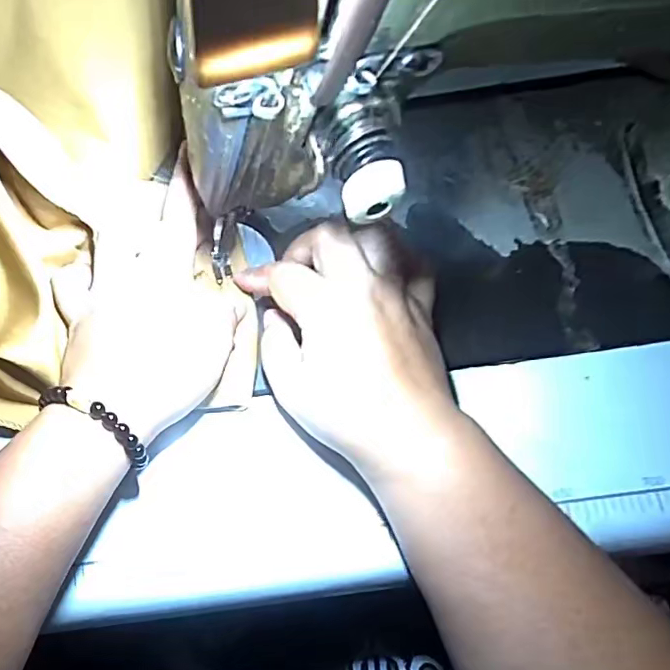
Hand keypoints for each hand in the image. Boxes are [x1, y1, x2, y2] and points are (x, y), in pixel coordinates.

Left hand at [57, 152, 246, 444]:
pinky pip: (67, 289)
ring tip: (118, 245)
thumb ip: (225, 315)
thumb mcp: (214, 345)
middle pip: (127, 224)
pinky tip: (81, 284)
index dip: (187, 185)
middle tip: (152, 212)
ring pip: (96, 249)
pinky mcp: (74, 322)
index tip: (188, 153)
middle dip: (140, 210)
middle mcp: (126, 275)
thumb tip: (231, 300)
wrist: (112, 411)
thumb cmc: (168, 375)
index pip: (179, 220)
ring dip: (108, 241)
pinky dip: (74, 281)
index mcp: (165, 275)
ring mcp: (95, 297)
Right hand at [232, 221, 458, 477]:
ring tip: (333, 269)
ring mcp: (398, 291)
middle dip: (300, 248)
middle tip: (290, 277)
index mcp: (327, 303)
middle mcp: (364, 284)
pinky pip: (411, 264)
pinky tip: (379, 276)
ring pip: (374, 236)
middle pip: (329, 236)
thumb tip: (275, 317)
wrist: (408, 433)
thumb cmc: (345, 415)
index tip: (247, 284)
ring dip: (347, 244)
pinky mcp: (422, 306)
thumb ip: (274, 343)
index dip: (259, 276)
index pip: (284, 273)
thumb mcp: (290, 387)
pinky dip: (392, 260)